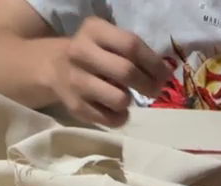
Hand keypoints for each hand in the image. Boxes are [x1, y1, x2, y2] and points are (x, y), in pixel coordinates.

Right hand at [41, 15, 174, 126]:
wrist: (53, 68)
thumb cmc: (93, 54)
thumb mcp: (108, 41)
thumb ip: (134, 52)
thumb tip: (167, 73)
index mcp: (94, 30)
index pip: (131, 45)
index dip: (154, 63)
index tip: (166, 76)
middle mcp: (81, 52)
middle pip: (126, 72)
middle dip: (148, 85)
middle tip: (155, 91)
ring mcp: (77, 81)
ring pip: (119, 99)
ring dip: (129, 101)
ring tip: (126, 97)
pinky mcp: (76, 106)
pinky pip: (110, 119)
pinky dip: (119, 117)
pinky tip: (115, 110)